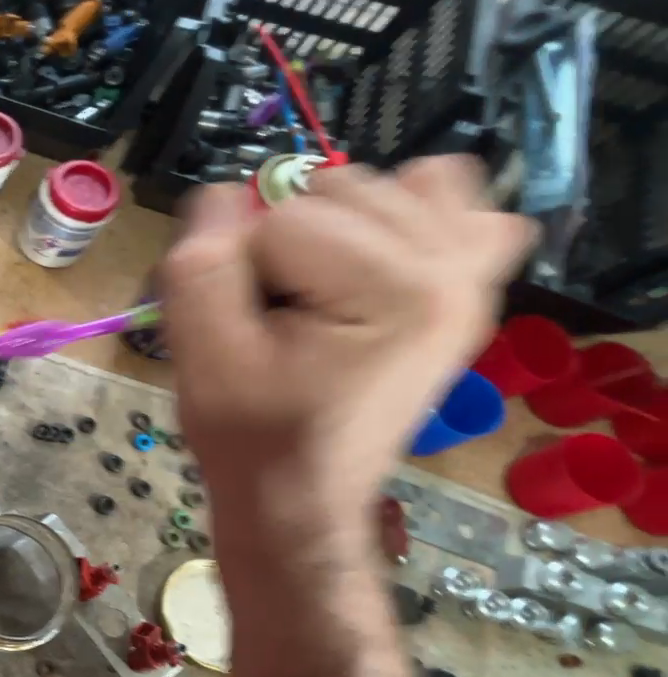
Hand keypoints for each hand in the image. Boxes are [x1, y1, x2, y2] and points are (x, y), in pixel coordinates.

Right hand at [159, 158, 533, 542]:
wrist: (299, 493)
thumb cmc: (248, 434)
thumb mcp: (201, 357)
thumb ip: (200, 268)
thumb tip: (219, 196)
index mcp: (394, 289)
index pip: (280, 222)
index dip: (236, 272)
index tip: (240, 332)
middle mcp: (457, 264)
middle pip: (336, 190)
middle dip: (283, 243)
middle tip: (274, 316)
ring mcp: (477, 271)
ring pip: (386, 183)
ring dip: (332, 227)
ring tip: (315, 294)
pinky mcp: (475, 281)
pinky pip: (451, 200)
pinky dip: (402, 216)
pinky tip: (373, 269)